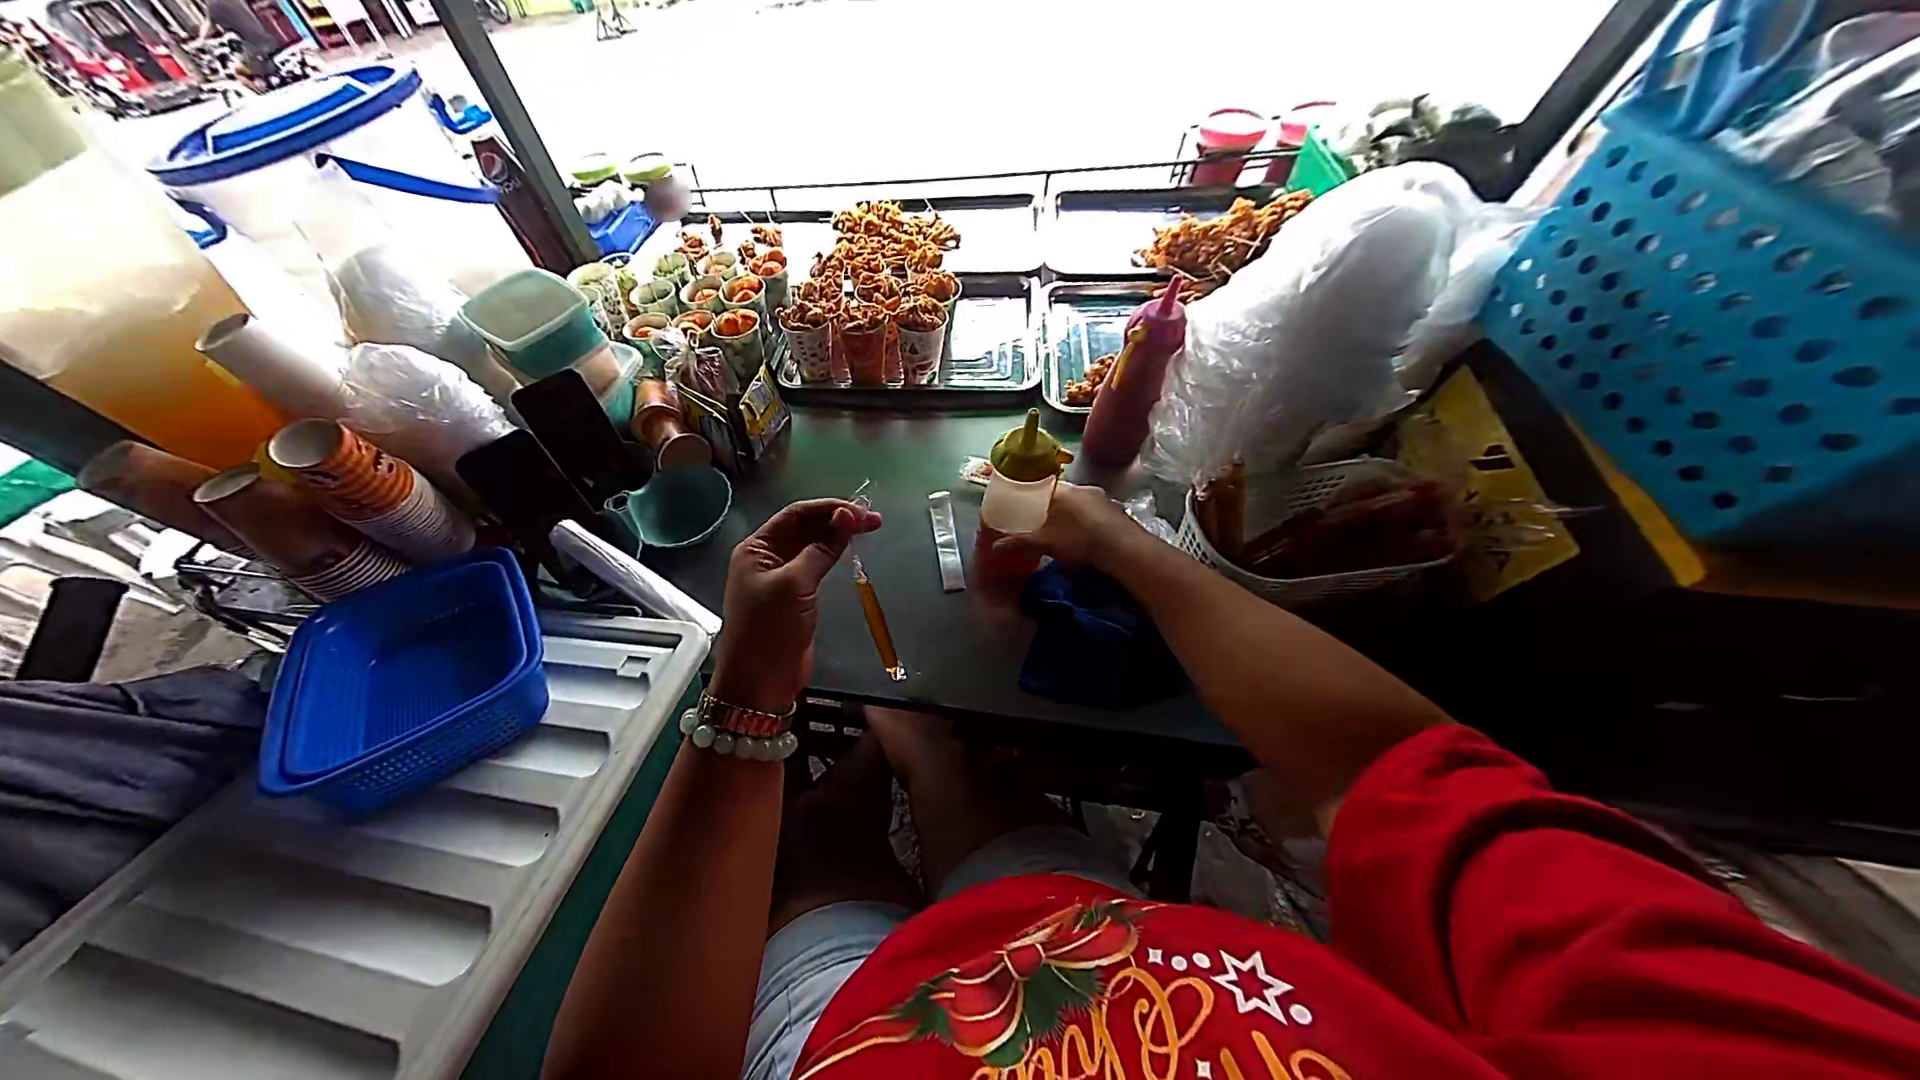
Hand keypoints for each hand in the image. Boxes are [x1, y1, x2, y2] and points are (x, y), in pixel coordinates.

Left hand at [709, 499, 881, 711]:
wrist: (760, 682)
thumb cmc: (769, 628)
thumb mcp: (795, 584)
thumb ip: (822, 548)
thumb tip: (848, 515)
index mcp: (756, 549)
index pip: (796, 515)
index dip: (829, 509)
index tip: (861, 511)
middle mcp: (767, 558)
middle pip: (805, 528)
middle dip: (837, 520)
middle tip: (874, 520)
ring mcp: (782, 578)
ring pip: (813, 546)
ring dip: (839, 536)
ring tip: (869, 529)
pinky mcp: (796, 597)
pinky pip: (817, 567)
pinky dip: (835, 556)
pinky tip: (851, 551)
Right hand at [991, 482, 1140, 567]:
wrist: (1122, 548)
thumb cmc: (1078, 540)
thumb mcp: (1045, 542)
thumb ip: (1020, 541)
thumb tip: (995, 545)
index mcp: (1062, 491)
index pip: (1043, 484)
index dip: (1034, 492)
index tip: (1028, 503)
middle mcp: (1082, 488)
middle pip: (1061, 492)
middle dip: (1053, 504)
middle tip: (1043, 519)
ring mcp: (1101, 497)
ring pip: (1079, 500)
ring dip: (1072, 511)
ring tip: (1064, 528)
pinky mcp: (1115, 508)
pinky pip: (1094, 509)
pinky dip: (1087, 518)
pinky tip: (1085, 532)